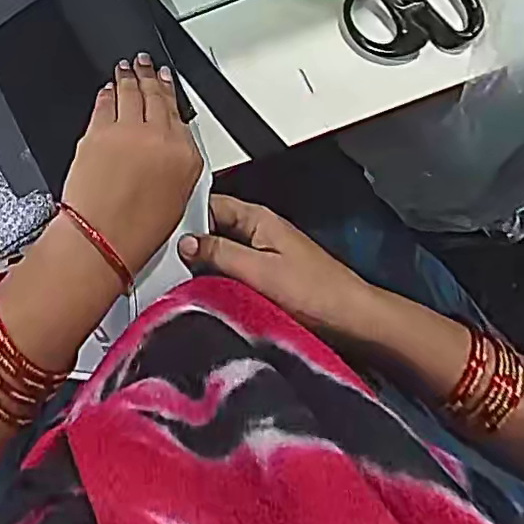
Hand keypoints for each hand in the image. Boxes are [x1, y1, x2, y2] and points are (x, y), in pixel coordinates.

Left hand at [56, 54, 203, 274]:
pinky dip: (106, 94)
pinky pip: (104, 103)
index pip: (179, 114)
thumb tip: (167, 149)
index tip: (167, 81)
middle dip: (150, 75)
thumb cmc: (136, 233)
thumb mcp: (176, 201)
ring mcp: (127, 131)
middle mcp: (159, 138)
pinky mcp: (98, 131)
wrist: (100, 241)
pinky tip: (106, 90)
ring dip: (127, 76)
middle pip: (154, 96)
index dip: (170, 92)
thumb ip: (176, 164)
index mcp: (185, 157)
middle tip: (146, 63)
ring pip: (129, 92)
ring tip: (126, 67)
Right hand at [177, 193, 375, 338]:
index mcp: (257, 217)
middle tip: (174, 260)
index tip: (167, 234)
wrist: (356, 322)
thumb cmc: (320, 293)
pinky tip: (211, 290)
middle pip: (211, 225)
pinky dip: (219, 277)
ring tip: (188, 277)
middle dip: (193, 241)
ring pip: (220, 248)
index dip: (185, 215)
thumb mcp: (259, 271)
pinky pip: (231, 267)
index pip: (208, 202)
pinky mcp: (265, 273)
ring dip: (206, 262)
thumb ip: (220, 253)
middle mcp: (258, 229)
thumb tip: (187, 243)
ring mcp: (261, 251)